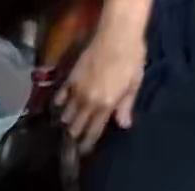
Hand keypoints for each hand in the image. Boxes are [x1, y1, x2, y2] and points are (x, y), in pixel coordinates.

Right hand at [57, 31, 144, 152]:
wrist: (118, 33)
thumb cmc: (131, 56)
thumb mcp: (134, 83)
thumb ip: (126, 106)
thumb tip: (124, 126)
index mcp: (105, 107)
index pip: (92, 134)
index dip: (86, 146)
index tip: (83, 152)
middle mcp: (88, 104)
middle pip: (75, 129)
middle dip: (75, 136)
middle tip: (75, 139)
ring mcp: (77, 92)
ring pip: (66, 117)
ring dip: (68, 121)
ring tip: (69, 122)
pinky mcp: (70, 80)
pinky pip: (60, 97)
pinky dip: (60, 103)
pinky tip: (62, 104)